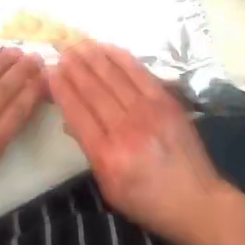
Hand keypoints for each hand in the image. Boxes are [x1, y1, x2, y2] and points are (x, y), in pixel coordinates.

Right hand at [46, 43, 227, 243]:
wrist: (195, 199)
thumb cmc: (147, 200)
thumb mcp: (108, 186)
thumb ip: (89, 150)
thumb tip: (70, 118)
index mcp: (107, 156)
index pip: (77, 112)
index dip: (61, 89)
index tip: (50, 72)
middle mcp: (126, 129)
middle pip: (93, 90)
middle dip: (74, 67)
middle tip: (60, 51)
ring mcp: (148, 111)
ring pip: (113, 76)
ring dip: (93, 57)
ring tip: (77, 44)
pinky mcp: (166, 101)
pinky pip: (139, 72)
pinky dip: (120, 57)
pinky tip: (106, 48)